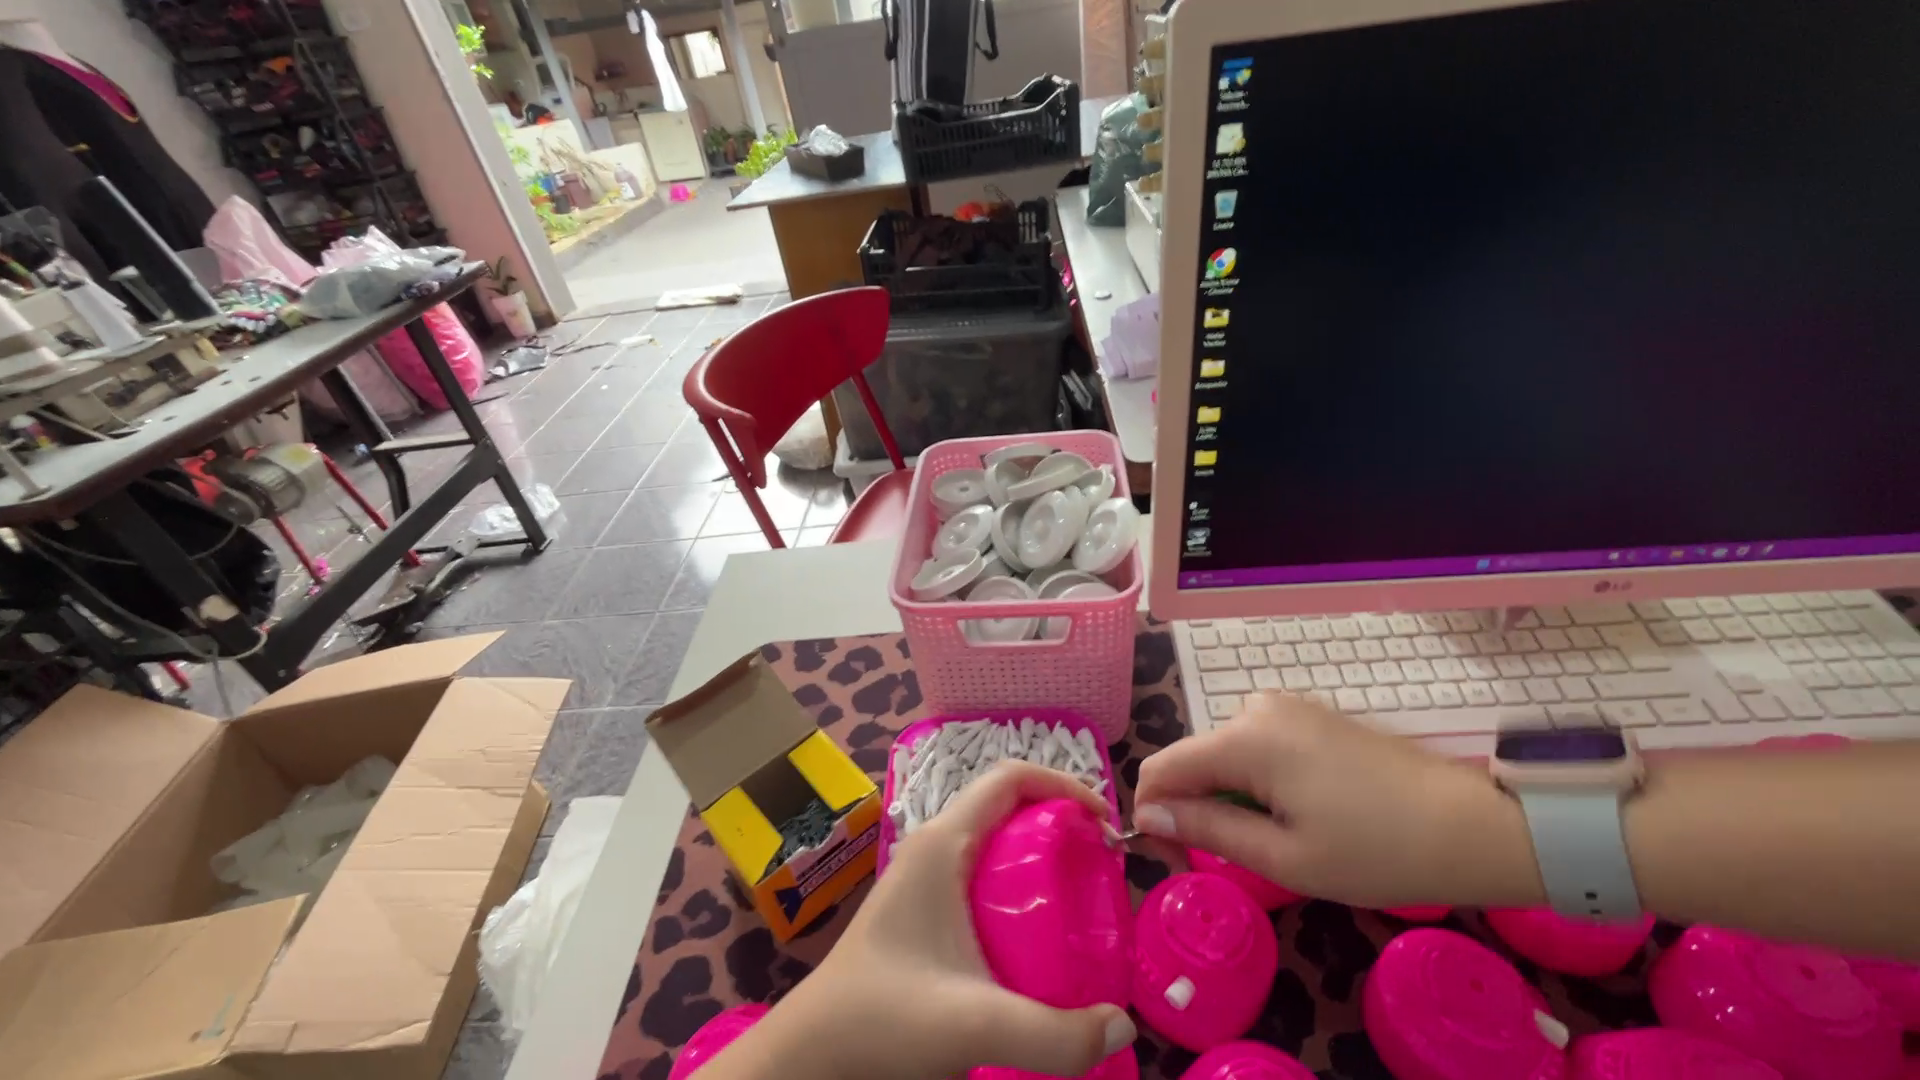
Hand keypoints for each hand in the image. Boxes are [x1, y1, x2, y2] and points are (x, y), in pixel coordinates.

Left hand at [702, 761, 1136, 1079]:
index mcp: (943, 845)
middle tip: (1100, 871)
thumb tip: (1120, 1021)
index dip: (1064, 785)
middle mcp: (934, 849)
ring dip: (1041, 860)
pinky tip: (1037, 941)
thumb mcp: (973, 1027)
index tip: (1105, 826)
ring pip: (996, 845)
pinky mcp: (923, 911)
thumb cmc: (881, 1022)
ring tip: (1080, 904)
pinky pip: (983, 879)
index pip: (1010, 778)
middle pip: (1008, 808)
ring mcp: (925, 879)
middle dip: (1059, 826)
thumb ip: (1054, 1035)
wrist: (808, 1056)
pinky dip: (1019, 891)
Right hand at [1132, 693, 1542, 909]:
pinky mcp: (1311, 716)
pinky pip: (1257, 746)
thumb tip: (1146, 815)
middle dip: (1197, 809)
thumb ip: (1205, 830)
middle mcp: (1256, 708)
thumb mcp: (1283, 857)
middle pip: (1194, 760)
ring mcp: (1287, 707)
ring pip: (1225, 755)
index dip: (1154, 817)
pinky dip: (1258, 782)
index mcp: (1244, 738)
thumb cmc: (1378, 851)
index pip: (1161, 769)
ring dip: (1230, 798)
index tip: (1176, 861)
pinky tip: (1300, 813)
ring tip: (1277, 841)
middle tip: (1237, 862)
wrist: (1475, 826)